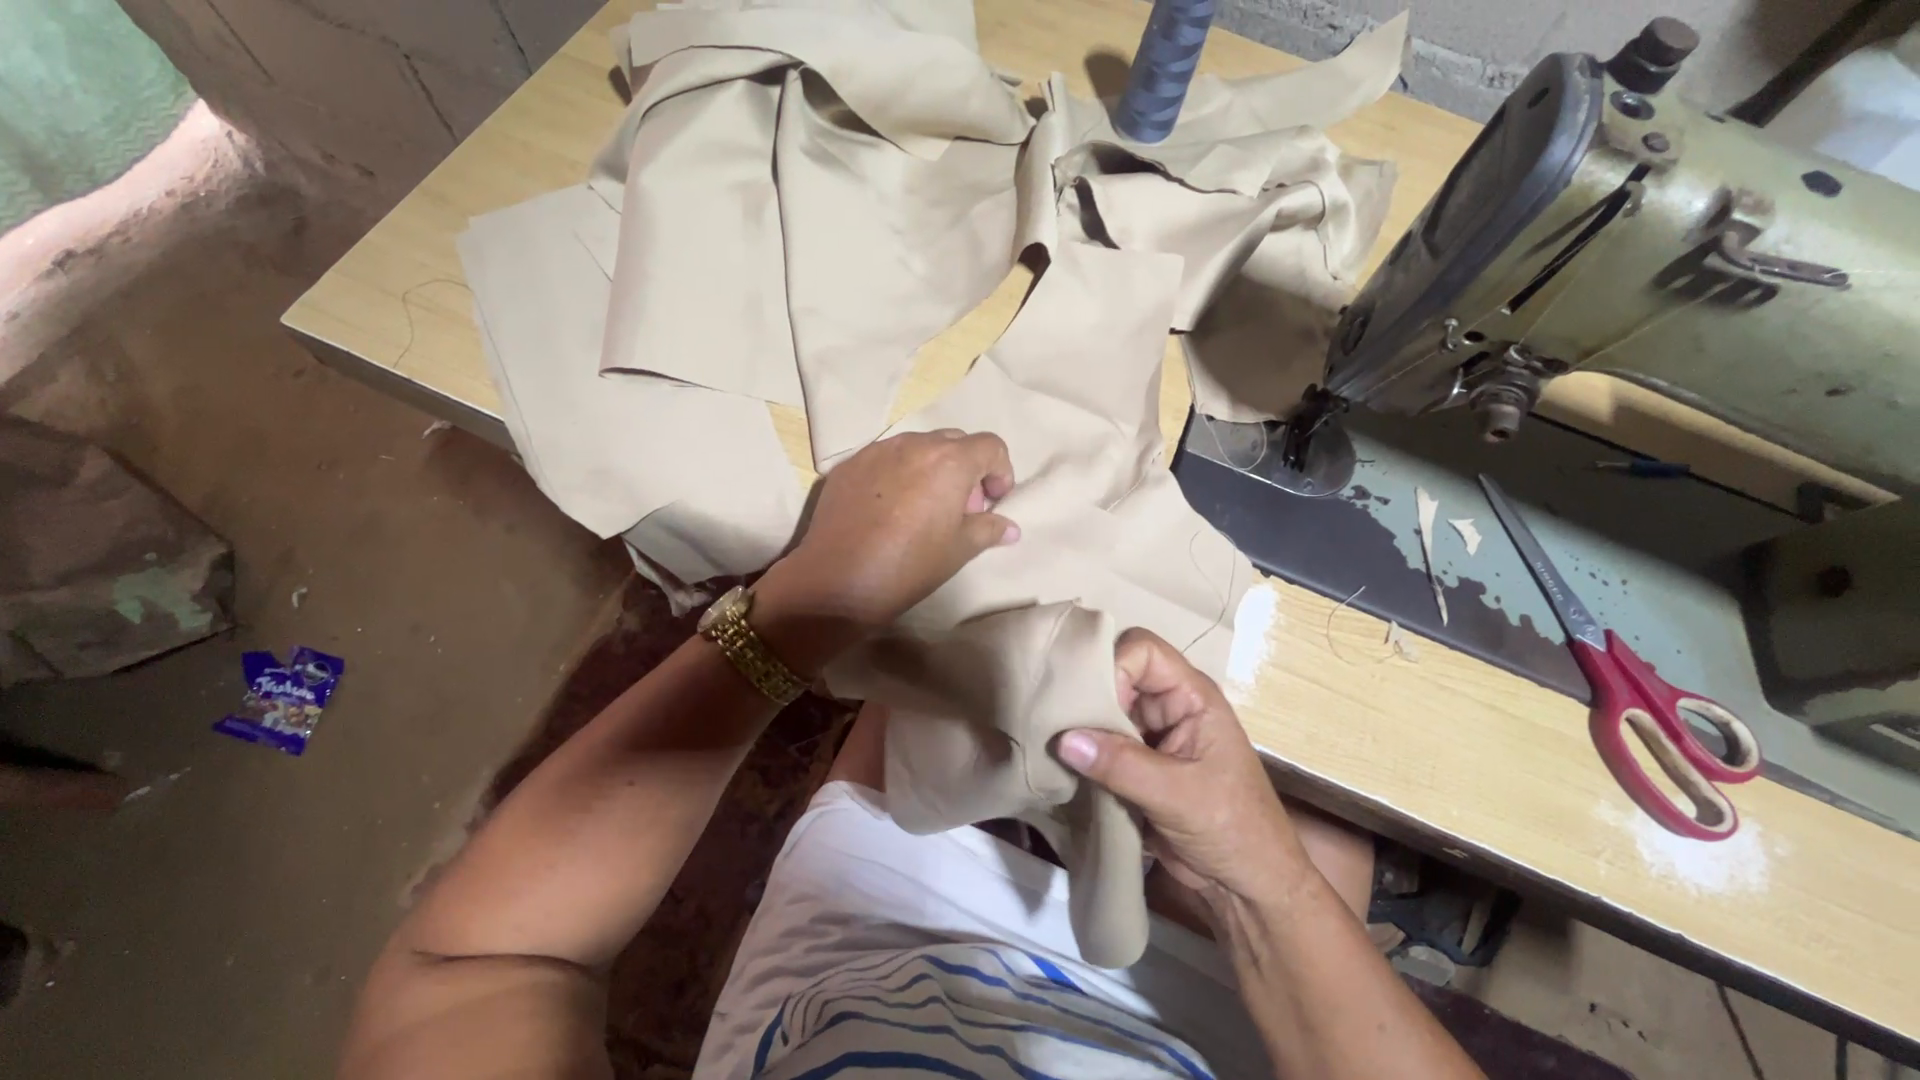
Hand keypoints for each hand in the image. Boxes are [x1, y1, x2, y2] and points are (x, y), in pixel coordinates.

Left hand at [754, 430, 1018, 664]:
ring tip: (923, 509)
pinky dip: (898, 475)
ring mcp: (877, 451)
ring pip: (917, 448)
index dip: (1001, 472)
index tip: (994, 502)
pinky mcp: (848, 465)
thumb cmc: (909, 566)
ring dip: (931, 470)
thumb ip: (988, 530)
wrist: (837, 581)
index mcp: (950, 461)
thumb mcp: (958, 551)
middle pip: (955, 442)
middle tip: (961, 509)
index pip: (991, 446)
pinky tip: (888, 511)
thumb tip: (1009, 527)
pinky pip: (885, 460)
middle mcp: (915, 444)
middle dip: (967, 469)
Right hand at [1053, 629, 1312, 909]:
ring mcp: (1149, 737)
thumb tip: (1063, 739)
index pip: (1141, 650)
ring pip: (1101, 712)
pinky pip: (1097, 746)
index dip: (1113, 667)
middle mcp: (1167, 706)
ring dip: (1078, 729)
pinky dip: (1079, 755)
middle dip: (1086, 697)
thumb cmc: (1232, 829)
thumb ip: (1122, 765)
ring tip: (1051, 749)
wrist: (1246, 885)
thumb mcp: (1179, 796)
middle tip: (1056, 726)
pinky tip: (1061, 770)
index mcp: (1191, 696)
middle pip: (1114, 676)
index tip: (1093, 708)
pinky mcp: (1133, 766)